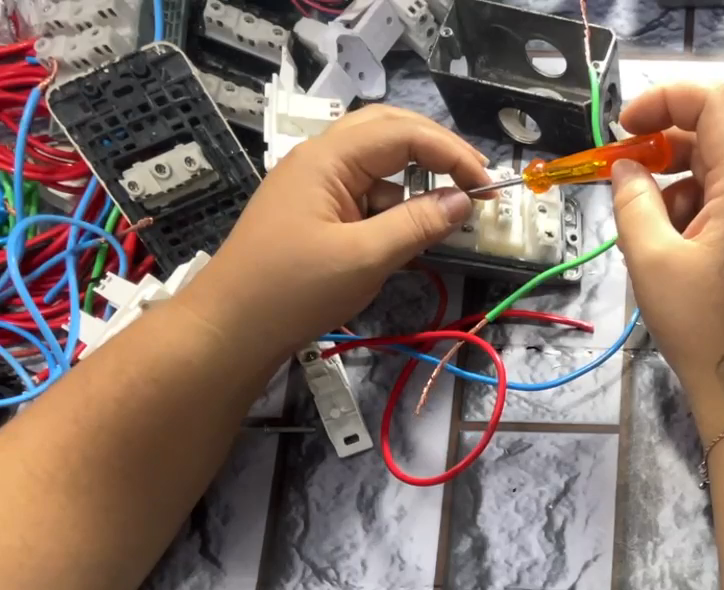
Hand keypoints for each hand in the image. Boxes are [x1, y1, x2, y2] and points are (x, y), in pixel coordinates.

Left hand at [173, 106, 492, 360]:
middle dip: (438, 151)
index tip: (487, 187)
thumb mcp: (365, 259)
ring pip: (381, 167)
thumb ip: (417, 226)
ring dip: (419, 182)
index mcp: (328, 159)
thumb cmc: (295, 289)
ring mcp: (320, 187)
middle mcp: (323, 161)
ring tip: (453, 211)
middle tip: (477, 181)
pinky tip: (417, 233)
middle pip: (390, 133)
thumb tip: (463, 202)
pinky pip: (369, 198)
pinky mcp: (320, 214)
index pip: (402, 133)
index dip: (451, 153)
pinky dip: (400, 209)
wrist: (236, 323)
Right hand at [608, 84, 723, 431]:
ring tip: (642, 241)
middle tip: (620, 181)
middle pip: (711, 140)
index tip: (624, 128)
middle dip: (660, 151)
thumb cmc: (699, 327)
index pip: (715, 104)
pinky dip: (683, 220)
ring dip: (668, 194)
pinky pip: (715, 212)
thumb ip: (633, 202)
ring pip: (709, 180)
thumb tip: (626, 169)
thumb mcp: (651, 260)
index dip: (666, 100)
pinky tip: (662, 258)